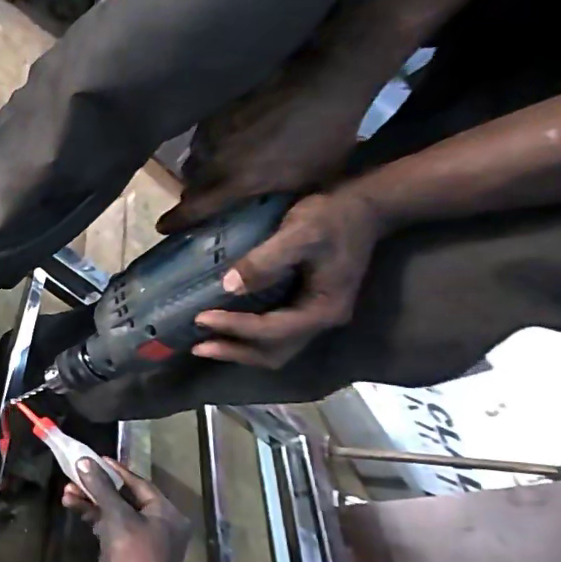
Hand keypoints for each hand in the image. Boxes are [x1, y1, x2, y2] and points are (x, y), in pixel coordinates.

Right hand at [62, 459, 191, 561]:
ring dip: (91, 500)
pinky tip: (72, 504)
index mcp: (165, 512)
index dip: (116, 470)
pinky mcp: (123, 549)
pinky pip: (107, 524)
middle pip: (124, 495)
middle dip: (98, 486)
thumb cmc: (135, 557)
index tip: (95, 458)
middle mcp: (156, 522)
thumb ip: (102, 489)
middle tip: (75, 473)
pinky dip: (92, 515)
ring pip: (113, 510)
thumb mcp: (118, 519)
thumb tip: (84, 461)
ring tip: (67, 491)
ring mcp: (139, 537)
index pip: (139, 483)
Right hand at [156, 60, 368, 233]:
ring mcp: (216, 129)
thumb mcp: (313, 181)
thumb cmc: (326, 134)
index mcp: (237, 182)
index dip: (176, 221)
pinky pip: (205, 131)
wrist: (327, 77)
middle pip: (190, 183)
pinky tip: (228, 137)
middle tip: (203, 198)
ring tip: (215, 167)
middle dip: (193, 194)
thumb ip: (283, 199)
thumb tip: (277, 213)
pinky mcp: (221, 105)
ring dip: (201, 167)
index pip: (194, 209)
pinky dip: (211, 141)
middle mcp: (216, 158)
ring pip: (195, 156)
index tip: (162, 227)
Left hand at [191, 189, 382, 368]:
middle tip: (196, 347)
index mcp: (323, 309)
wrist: (364, 209)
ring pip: (275, 350)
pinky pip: (275, 336)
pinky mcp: (306, 310)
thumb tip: (228, 286)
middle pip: (274, 353)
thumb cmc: (332, 218)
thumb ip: (265, 261)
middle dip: (234, 351)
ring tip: (203, 345)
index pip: (272, 331)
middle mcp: (322, 322)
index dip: (234, 328)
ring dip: (239, 350)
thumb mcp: (299, 232)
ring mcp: (316, 318)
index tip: (201, 318)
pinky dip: (248, 339)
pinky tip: (225, 330)